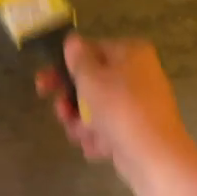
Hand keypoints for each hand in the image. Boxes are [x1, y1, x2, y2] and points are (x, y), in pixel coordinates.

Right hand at [35, 34, 196, 182]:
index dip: (64, 68)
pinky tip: (100, 148)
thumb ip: (78, 58)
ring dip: (82, 124)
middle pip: (91, 84)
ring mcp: (137, 104)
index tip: (43, 85)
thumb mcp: (91, 77)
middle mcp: (136, 75)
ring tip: (85, 135)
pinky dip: (99, 139)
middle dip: (72, 103)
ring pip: (95, 110)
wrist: (152, 154)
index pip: (90, 51)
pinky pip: (107, 130)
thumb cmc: (119, 108)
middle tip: (62, 114)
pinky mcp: (135, 130)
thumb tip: (73, 41)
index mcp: (130, 53)